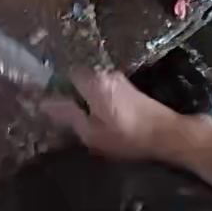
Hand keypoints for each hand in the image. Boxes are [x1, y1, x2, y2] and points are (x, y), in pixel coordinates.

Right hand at [43, 68, 191, 161]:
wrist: (167, 135)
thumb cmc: (127, 136)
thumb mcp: (91, 132)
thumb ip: (68, 115)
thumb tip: (44, 103)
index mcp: (94, 81)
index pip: (66, 74)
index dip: (56, 88)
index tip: (51, 104)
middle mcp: (106, 74)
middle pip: (79, 79)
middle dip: (71, 95)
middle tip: (68, 118)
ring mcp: (120, 80)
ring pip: (92, 85)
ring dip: (87, 100)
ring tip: (86, 122)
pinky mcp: (130, 89)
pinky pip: (105, 91)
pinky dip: (99, 102)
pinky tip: (103, 120)